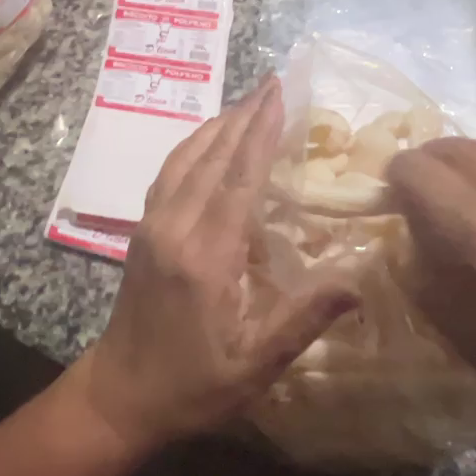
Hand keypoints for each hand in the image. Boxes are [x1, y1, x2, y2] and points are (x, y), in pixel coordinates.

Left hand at [74, 77, 359, 449]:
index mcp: (205, 256)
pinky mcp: (143, 227)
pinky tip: (209, 140)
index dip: (260, 132)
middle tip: (272, 82)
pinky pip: (170, 172)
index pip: (238, 178)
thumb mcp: (253, 365)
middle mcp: (174, 226)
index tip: (278, 94)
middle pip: (212, 157)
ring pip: (186, 158)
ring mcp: (153, 223)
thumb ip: (301, 319)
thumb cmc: (191, 385)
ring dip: (218, 125)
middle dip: (244, 116)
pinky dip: (193, 146)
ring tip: (248, 102)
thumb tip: (356, 280)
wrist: (120, 393)